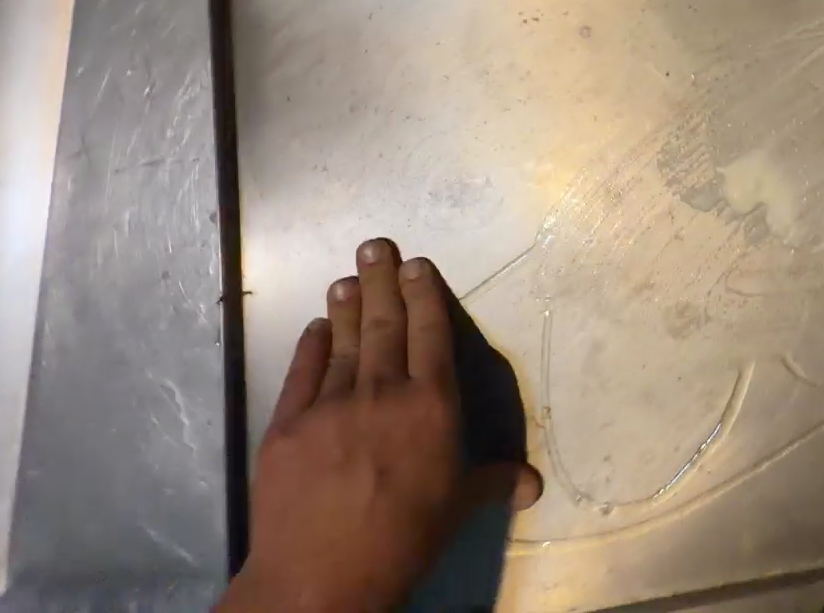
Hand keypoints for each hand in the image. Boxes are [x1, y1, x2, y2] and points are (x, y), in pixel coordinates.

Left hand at [218, 239, 541, 612]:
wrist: (318, 582)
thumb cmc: (404, 537)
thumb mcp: (459, 506)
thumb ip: (495, 481)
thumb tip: (535, 486)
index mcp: (432, 403)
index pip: (430, 333)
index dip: (425, 293)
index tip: (417, 263)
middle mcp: (385, 392)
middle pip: (387, 323)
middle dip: (383, 280)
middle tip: (376, 244)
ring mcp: (331, 406)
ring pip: (345, 342)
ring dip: (348, 305)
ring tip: (347, 275)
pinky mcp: (288, 428)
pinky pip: (302, 375)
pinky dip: (310, 347)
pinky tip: (316, 327)